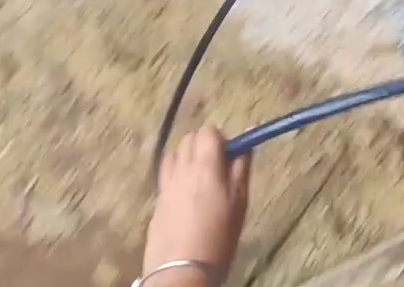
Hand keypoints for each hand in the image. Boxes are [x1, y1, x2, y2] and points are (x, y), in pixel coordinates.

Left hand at [143, 125, 250, 283]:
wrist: (182, 275)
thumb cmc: (219, 237)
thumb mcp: (239, 201)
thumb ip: (242, 166)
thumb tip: (247, 136)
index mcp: (205, 164)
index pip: (208, 131)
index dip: (220, 139)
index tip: (229, 157)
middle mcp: (182, 168)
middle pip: (189, 139)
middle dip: (202, 145)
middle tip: (216, 168)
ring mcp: (165, 185)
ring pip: (174, 155)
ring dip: (186, 158)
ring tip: (198, 181)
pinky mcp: (156, 203)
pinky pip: (166, 176)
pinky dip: (176, 177)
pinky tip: (185, 199)